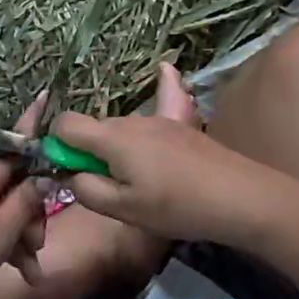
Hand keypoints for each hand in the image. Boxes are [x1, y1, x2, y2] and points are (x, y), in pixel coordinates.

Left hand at [0, 160, 43, 298]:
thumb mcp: (3, 229)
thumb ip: (27, 200)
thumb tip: (43, 178)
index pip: (21, 168)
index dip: (38, 196)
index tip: (43, 227)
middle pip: (9, 192)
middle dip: (28, 224)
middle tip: (37, 253)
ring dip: (16, 240)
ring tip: (31, 276)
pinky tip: (12, 270)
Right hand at [51, 64, 294, 247]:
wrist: (241, 197)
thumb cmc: (176, 207)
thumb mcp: (123, 209)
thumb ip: (85, 189)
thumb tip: (71, 174)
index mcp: (112, 138)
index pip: (65, 123)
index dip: (58, 144)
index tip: (70, 169)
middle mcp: (131, 120)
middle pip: (94, 129)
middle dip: (90, 153)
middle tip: (109, 187)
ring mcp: (158, 119)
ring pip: (120, 130)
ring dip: (117, 151)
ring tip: (141, 183)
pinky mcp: (179, 125)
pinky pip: (150, 118)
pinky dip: (143, 129)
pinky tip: (164, 88)